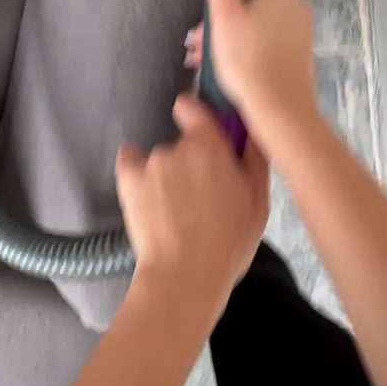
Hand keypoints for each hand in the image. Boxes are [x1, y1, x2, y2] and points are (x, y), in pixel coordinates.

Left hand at [115, 94, 270, 318]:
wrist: (185, 276)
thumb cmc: (229, 243)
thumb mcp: (258, 204)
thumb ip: (255, 161)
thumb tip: (252, 131)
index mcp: (212, 147)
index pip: (195, 109)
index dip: (197, 117)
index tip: (201, 131)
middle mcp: (178, 147)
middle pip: (183, 144)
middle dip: (191, 162)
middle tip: (201, 195)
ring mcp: (150, 163)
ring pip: (160, 161)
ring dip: (167, 176)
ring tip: (175, 211)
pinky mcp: (128, 180)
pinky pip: (129, 162)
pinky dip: (134, 171)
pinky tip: (145, 195)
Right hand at [195, 0, 320, 135]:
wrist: (278, 110)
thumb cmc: (248, 61)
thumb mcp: (224, 11)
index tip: (207, 19)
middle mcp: (296, 5)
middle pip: (246, 3)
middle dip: (219, 21)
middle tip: (200, 44)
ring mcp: (298, 32)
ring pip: (253, 25)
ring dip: (227, 38)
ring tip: (205, 59)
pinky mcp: (296, 55)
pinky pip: (264, 44)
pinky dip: (244, 52)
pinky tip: (227, 70)